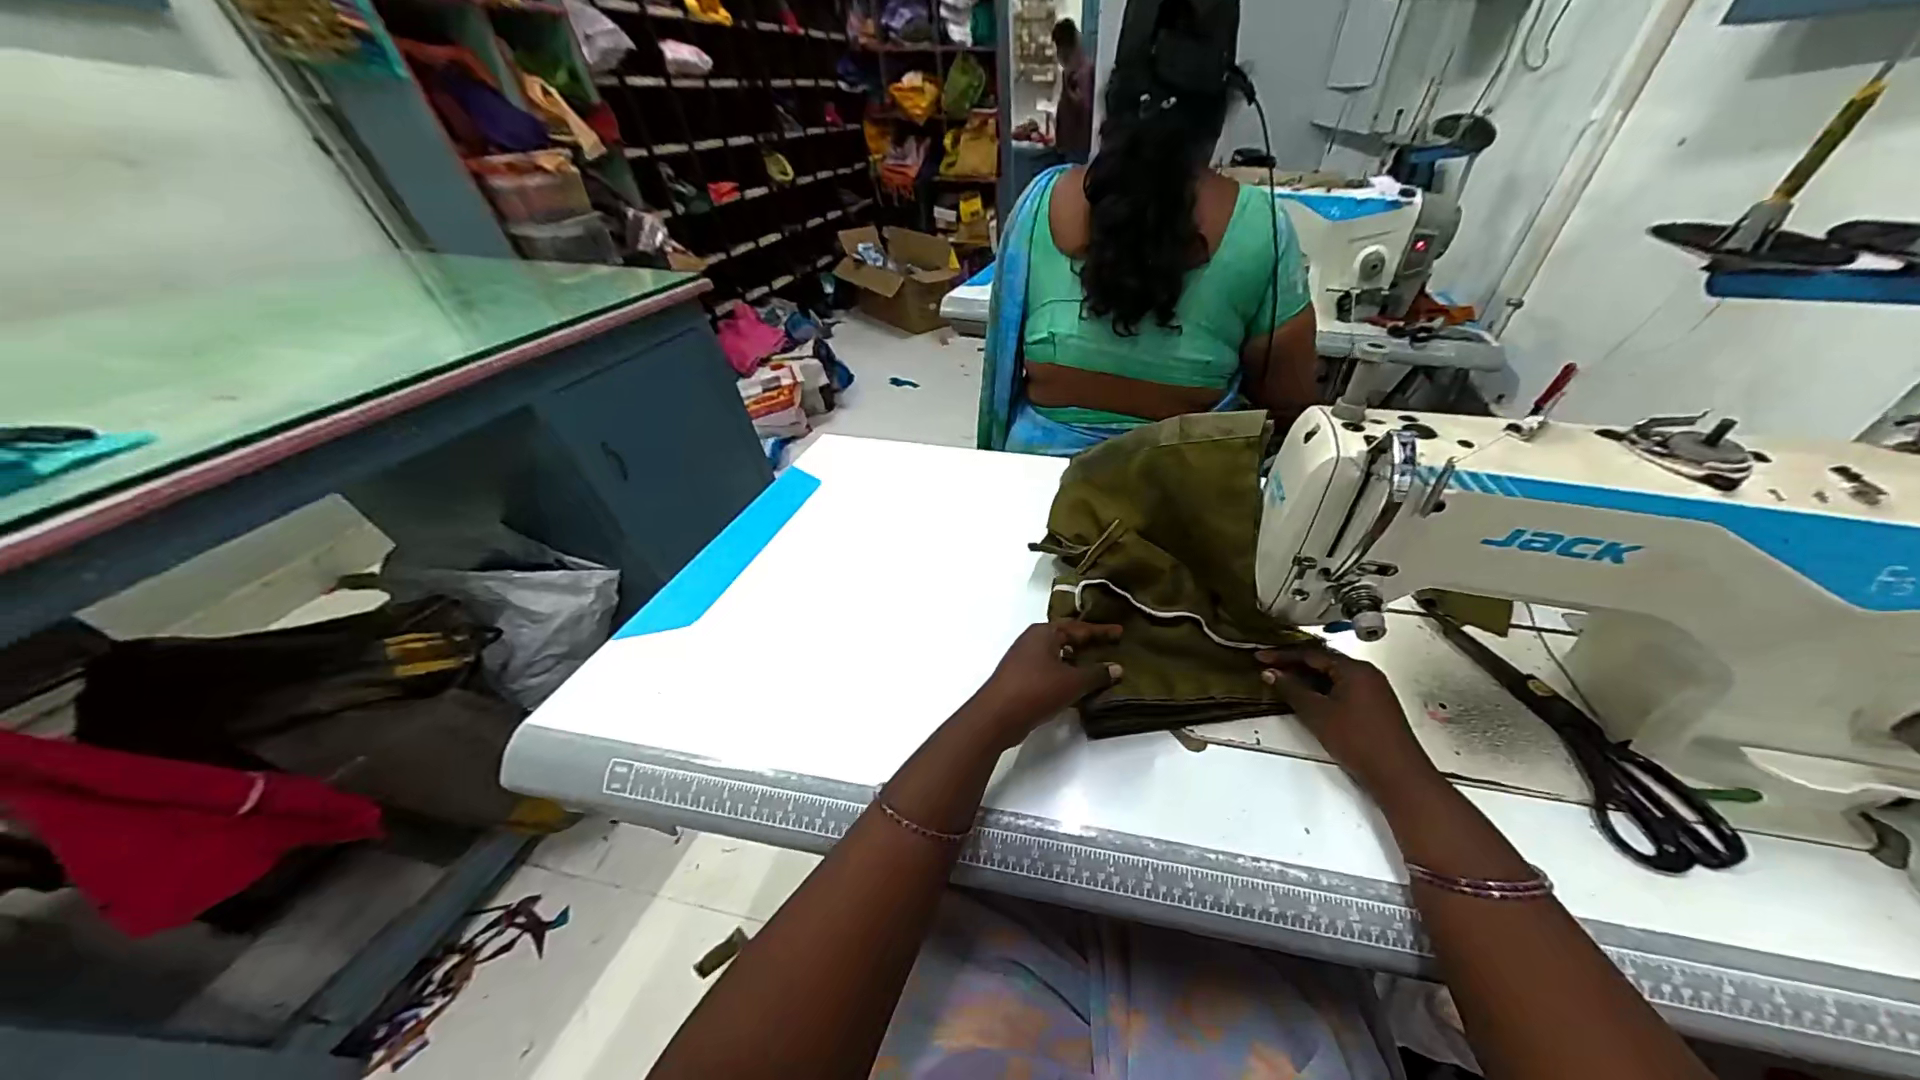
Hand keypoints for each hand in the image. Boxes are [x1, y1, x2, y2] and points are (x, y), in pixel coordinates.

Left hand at [967, 621, 1123, 746]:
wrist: (997, 716)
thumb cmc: (1036, 690)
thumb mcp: (1072, 682)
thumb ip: (1096, 674)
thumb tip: (1117, 668)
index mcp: (1044, 633)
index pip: (1078, 628)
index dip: (1101, 631)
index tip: (1120, 632)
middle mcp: (1032, 641)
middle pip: (1065, 639)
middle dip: (1087, 644)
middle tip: (1110, 647)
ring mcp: (1024, 660)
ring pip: (1057, 657)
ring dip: (1077, 662)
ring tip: (1098, 669)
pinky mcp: (1020, 679)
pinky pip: (1050, 672)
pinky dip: (1065, 676)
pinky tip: (1077, 688)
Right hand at [1256, 645, 1436, 792]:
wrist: (1397, 775)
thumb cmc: (1358, 740)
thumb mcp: (1317, 713)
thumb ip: (1291, 689)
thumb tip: (1272, 673)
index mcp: (1354, 669)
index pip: (1311, 653)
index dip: (1282, 655)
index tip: (1261, 657)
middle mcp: (1367, 673)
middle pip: (1323, 661)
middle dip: (1294, 664)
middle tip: (1269, 667)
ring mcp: (1374, 689)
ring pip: (1333, 675)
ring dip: (1307, 677)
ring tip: (1283, 683)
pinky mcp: (1375, 705)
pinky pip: (1342, 687)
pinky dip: (1321, 689)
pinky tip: (1307, 698)